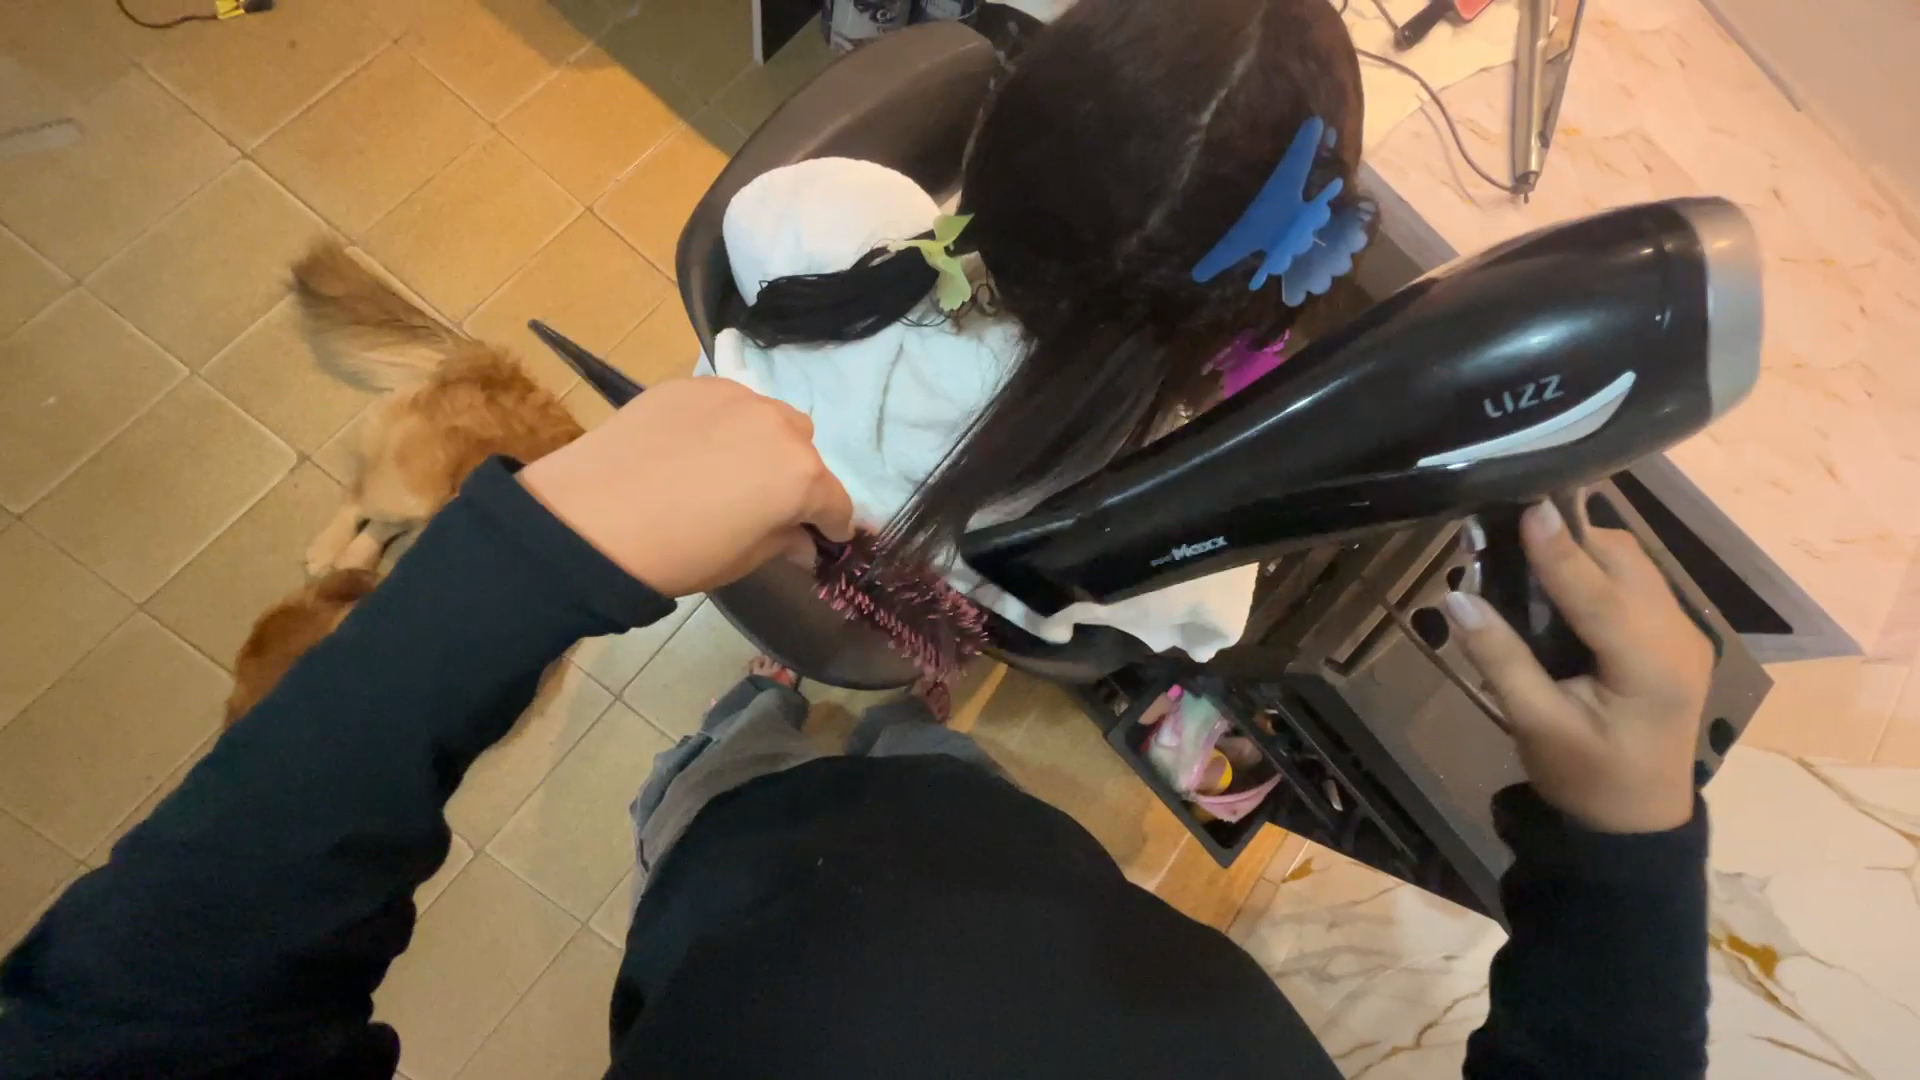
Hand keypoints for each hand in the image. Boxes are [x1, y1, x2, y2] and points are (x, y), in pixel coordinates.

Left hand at [518, 378, 853, 596]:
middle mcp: (779, 427)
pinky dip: (728, 424)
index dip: (834, 526)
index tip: (825, 538)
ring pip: (773, 418)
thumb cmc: (677, 553)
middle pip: (808, 451)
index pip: (837, 502)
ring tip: (733, 467)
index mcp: (801, 477)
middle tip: (768, 504)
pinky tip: (697, 448)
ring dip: (768, 443)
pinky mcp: (694, 385)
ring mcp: (736, 398)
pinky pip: (730, 403)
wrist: (588, 519)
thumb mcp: (742, 560)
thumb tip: (803, 542)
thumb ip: (784, 543)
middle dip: (799, 478)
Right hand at [1444, 501, 1712, 833]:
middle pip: (1626, 563)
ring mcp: (1680, 634)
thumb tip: (1456, 599)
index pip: (1601, 594)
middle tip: (1506, 520)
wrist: (1635, 815)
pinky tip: (1551, 567)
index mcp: (1649, 667)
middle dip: (1570, 534)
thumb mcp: (1533, 722)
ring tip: (1521, 538)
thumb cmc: (1583, 773)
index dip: (1562, 551)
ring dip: (1581, 544)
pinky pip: (1633, 579)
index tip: (1529, 509)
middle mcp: (1676, 639)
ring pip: (1632, 564)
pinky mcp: (1669, 635)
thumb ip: (1498, 658)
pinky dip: (1591, 562)